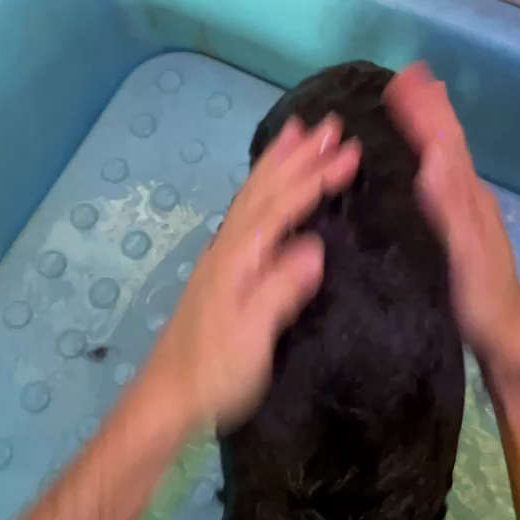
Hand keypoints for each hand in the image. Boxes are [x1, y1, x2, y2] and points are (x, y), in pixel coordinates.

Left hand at [136, 114, 360, 427]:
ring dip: (278, 161)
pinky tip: (269, 185)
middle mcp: (229, 244)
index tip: (351, 152)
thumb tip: (315, 249)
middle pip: (265, 189)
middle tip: (330, 123)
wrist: (168, 396)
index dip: (316, 177)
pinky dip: (263, 186)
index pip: (282, 206)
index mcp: (240, 256)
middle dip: (299, 155)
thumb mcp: (253, 335)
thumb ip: (281, 289)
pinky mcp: (223, 268)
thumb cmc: (214, 371)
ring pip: (253, 195)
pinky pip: (248, 210)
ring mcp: (223, 254)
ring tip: (297, 131)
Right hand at [385, 62, 519, 362]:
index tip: (403, 79)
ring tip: (416, 102)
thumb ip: (451, 208)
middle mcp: (470, 197)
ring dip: (432, 127)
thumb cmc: (482, 302)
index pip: (445, 144)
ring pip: (449, 160)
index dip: (425, 112)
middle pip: (450, 144)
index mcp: (468, 198)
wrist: (506, 339)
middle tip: (408, 76)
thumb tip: (434, 157)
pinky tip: (421, 163)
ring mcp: (467, 214)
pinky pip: (442, 181)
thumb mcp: (466, 256)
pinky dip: (431, 157)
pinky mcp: (459, 231)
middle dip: (430, 109)